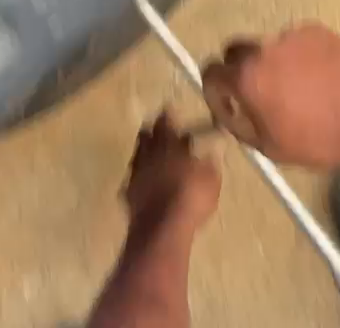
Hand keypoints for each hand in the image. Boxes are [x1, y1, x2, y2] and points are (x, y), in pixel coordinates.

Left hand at [123, 113, 220, 234]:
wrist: (162, 228)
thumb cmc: (191, 199)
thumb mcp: (211, 181)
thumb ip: (209, 164)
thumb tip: (211, 152)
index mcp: (168, 144)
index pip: (165, 121)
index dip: (167, 115)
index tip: (169, 110)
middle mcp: (148, 153)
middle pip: (146, 135)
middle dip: (152, 131)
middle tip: (158, 131)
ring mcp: (135, 172)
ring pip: (137, 155)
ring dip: (145, 154)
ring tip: (153, 157)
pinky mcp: (128, 192)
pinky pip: (134, 178)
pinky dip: (140, 177)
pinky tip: (146, 183)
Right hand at [200, 23, 339, 167]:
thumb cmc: (318, 139)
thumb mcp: (271, 148)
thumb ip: (240, 127)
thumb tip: (229, 114)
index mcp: (246, 77)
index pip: (210, 72)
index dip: (215, 90)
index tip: (230, 105)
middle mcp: (261, 48)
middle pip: (236, 52)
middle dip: (240, 70)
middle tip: (261, 93)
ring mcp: (290, 35)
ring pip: (269, 47)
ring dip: (274, 64)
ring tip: (301, 87)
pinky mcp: (315, 29)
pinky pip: (297, 42)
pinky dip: (301, 56)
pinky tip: (321, 76)